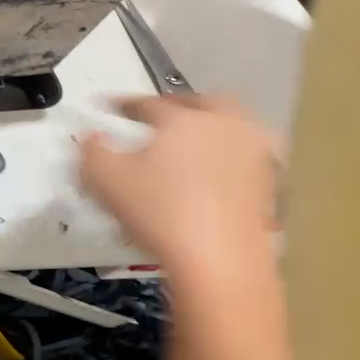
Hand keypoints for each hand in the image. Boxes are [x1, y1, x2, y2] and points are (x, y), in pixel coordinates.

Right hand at [79, 95, 277, 282]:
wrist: (217, 256)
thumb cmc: (155, 208)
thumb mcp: (103, 177)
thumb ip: (92, 149)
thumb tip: (93, 136)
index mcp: (184, 120)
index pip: (149, 103)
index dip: (124, 103)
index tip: (106, 105)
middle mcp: (225, 126)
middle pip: (205, 103)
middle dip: (179, 104)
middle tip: (157, 114)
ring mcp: (254, 153)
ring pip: (232, 126)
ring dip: (208, 126)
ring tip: (185, 141)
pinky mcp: (268, 181)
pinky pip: (242, 153)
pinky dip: (224, 152)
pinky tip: (206, 169)